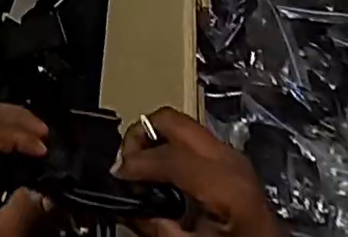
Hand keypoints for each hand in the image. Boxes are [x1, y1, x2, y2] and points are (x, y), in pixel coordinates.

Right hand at [114, 108, 282, 236]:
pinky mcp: (230, 157)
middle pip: (172, 121)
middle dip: (142, 134)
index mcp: (226, 185)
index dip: (137, 163)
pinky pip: (191, 136)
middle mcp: (229, 159)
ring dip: (154, 136)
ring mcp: (232, 154)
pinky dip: (169, 144)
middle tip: (126, 162)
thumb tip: (123, 206)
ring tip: (140, 165)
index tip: (116, 176)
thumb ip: (158, 228)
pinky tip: (161, 170)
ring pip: (180, 122)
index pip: (170, 156)